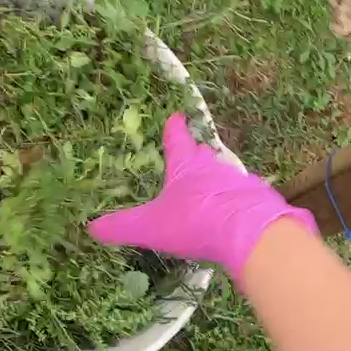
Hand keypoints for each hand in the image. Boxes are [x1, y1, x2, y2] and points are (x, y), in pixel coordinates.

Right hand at [88, 112, 316, 277]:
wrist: (247, 233)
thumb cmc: (193, 222)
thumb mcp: (149, 227)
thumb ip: (122, 227)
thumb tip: (92, 228)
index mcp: (186, 167)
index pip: (177, 142)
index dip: (174, 131)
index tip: (175, 117)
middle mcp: (214, 168)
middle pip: (203, 157)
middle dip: (197, 155)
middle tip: (194, 153)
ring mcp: (239, 184)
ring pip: (225, 177)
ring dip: (218, 182)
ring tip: (213, 191)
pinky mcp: (258, 203)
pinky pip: (245, 200)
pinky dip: (237, 204)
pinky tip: (235, 217)